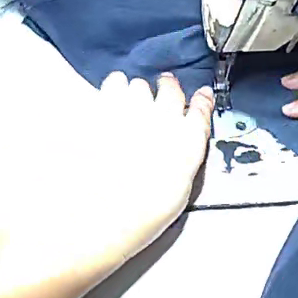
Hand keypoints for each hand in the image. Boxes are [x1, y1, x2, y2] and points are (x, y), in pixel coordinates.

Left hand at [4, 71, 215, 274]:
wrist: (96, 214)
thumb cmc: (138, 213)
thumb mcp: (177, 192)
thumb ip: (184, 158)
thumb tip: (184, 144)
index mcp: (187, 142)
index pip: (200, 110)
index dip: (200, 102)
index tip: (199, 98)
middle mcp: (163, 119)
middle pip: (170, 89)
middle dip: (168, 90)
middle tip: (163, 92)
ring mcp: (131, 109)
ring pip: (140, 85)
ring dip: (138, 93)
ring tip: (132, 104)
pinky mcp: (102, 106)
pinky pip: (114, 83)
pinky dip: (115, 87)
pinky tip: (112, 96)